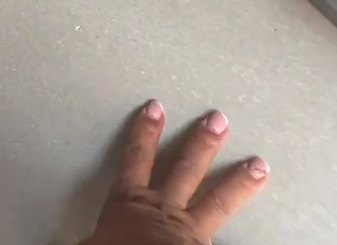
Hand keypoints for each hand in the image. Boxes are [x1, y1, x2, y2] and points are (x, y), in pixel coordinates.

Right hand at [81, 101, 268, 244]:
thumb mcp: (93, 242)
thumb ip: (91, 235)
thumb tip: (69, 238)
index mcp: (131, 199)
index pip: (137, 157)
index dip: (145, 131)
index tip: (155, 106)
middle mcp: (164, 206)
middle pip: (187, 169)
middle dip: (202, 143)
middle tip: (220, 119)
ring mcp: (192, 229)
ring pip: (218, 200)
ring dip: (238, 181)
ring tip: (260, 165)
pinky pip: (229, 237)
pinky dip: (243, 221)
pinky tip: (267, 221)